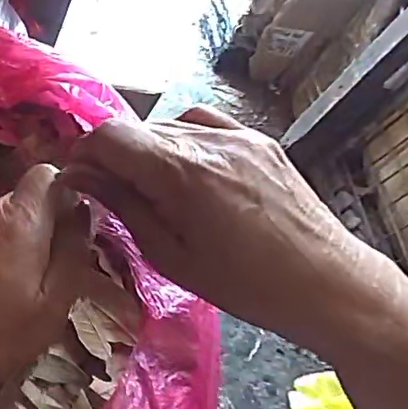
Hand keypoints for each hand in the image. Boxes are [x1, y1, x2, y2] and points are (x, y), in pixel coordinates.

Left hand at [0, 165, 94, 408]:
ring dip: (3, 239)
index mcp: (18, 217)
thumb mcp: (51, 306)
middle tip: (36, 274)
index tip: (68, 230)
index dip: (62, 196)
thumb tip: (82, 212)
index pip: (48, 175)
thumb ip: (73, 252)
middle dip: (34, 227)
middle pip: (20, 200)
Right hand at [59, 107, 406, 351]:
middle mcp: (208, 142)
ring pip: (163, 125)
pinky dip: (177, 139)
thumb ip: (121, 204)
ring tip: (150, 188)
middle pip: (133, 129)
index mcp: (181, 173)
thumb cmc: (244, 285)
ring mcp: (237, 136)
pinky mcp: (257, 139)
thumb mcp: (168, 254)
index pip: (109, 135)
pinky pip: (199, 123)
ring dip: (142, 150)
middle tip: (109, 192)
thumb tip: (77, 175)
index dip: (83, 154)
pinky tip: (180, 166)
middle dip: (110, 156)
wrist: (330, 286)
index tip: (78, 181)